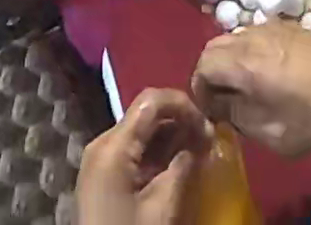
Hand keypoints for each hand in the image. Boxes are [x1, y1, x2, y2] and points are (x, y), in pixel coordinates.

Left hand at [77, 88, 212, 224]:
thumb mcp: (161, 208)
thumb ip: (182, 167)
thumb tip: (201, 139)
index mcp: (112, 146)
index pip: (151, 102)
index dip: (183, 104)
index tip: (209, 124)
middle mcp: (102, 142)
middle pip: (145, 113)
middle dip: (179, 119)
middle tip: (209, 139)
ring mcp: (101, 158)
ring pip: (140, 130)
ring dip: (171, 134)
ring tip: (200, 148)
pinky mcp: (104, 173)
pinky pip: (133, 149)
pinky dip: (157, 150)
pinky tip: (180, 161)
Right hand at [190, 23, 310, 156]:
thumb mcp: (270, 133)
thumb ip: (236, 115)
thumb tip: (219, 104)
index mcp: (239, 61)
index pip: (201, 67)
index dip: (201, 93)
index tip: (215, 115)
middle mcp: (248, 37)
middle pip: (213, 48)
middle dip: (212, 75)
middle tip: (227, 103)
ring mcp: (268, 27)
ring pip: (233, 40)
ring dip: (231, 63)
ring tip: (249, 90)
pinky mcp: (286, 26)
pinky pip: (254, 38)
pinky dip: (250, 54)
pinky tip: (271, 76)